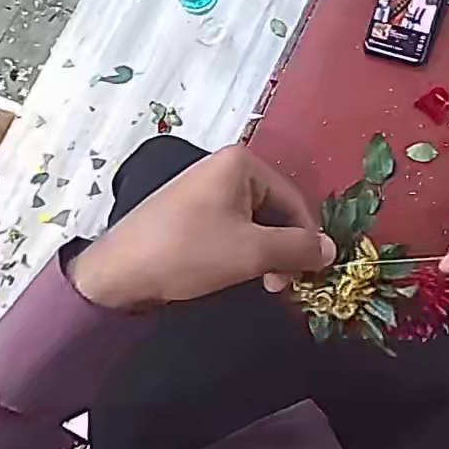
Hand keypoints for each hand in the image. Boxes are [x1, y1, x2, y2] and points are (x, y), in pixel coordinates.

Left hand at [68, 145, 335, 309]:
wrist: (116, 274)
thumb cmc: (187, 253)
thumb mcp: (251, 252)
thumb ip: (298, 248)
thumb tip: (333, 249)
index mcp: (242, 163)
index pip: (295, 200)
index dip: (307, 239)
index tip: (309, 275)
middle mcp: (226, 167)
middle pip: (276, 209)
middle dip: (283, 248)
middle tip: (279, 285)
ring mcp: (207, 187)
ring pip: (256, 221)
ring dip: (265, 253)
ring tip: (261, 283)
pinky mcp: (192, 209)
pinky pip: (233, 226)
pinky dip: (243, 250)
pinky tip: (237, 273)